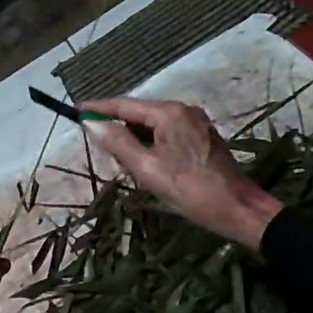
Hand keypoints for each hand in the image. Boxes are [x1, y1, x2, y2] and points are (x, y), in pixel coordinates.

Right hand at [81, 97, 283, 251]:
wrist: (235, 208)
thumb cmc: (189, 189)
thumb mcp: (147, 168)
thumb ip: (118, 143)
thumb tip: (91, 123)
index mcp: (170, 113)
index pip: (126, 104)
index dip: (100, 108)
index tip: (77, 111)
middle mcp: (184, 111)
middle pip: (140, 114)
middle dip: (119, 130)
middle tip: (103, 150)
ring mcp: (196, 124)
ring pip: (153, 127)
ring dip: (136, 142)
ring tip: (125, 164)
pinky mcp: (202, 139)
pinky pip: (167, 135)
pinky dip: (152, 147)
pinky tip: (147, 166)